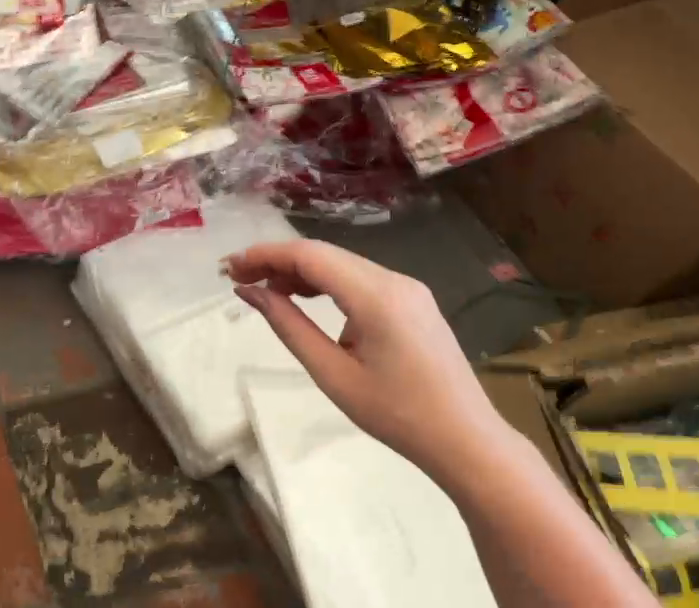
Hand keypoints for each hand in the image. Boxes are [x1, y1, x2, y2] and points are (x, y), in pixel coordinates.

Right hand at [224, 239, 507, 476]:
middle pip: (321, 254)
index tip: (228, 269)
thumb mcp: (332, 373)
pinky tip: (301, 299)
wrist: (470, 444)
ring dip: (297, 271)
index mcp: (376, 296)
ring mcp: (406, 289)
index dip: (263, 255)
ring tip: (262, 290)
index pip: (307, 256)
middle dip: (274, 261)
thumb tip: (248, 291)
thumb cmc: (398, 415)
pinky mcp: (411, 301)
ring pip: (337, 263)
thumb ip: (287, 325)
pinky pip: (356, 278)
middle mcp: (394, 281)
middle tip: (236, 279)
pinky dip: (322, 282)